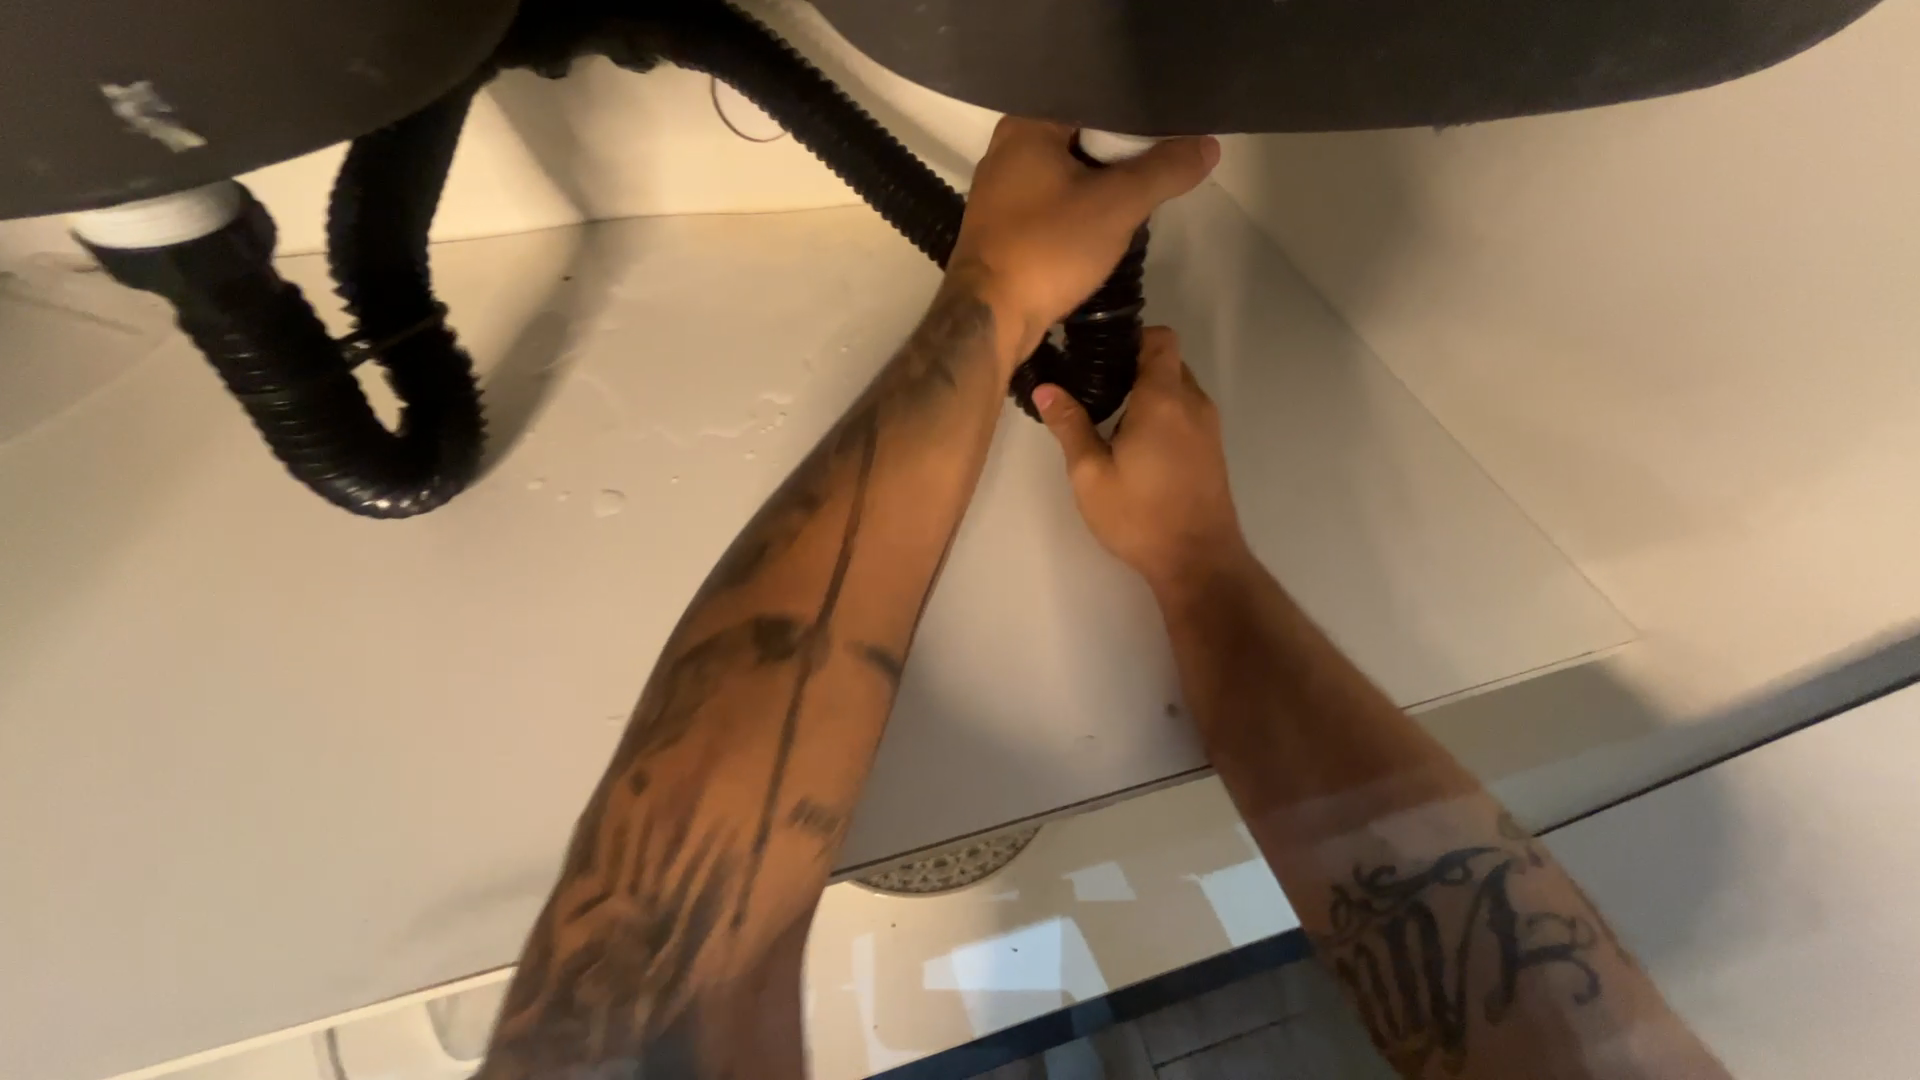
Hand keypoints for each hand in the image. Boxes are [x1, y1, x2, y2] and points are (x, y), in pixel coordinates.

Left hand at [950, 118, 1217, 360]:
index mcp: (1026, 126)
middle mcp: (1005, 152)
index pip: (1094, 99)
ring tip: (1138, 201)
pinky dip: (1077, 217)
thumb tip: (1207, 145)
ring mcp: (999, 196)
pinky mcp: (1001, 234)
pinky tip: (1100, 233)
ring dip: (1100, 191)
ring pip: (1065, 178)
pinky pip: (1050, 211)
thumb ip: (1164, 170)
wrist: (991, 318)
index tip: (1171, 133)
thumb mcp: (1117, 205)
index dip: (1136, 116)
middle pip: (1080, 139)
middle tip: (1160, 169)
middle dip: (1120, 157)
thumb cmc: (1048, 249)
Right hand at [1034, 327, 1251, 598]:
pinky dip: (1163, 414)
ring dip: (1147, 393)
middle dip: (1133, 367)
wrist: (1197, 560)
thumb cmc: (1139, 516)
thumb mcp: (1090, 474)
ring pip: (1178, 388)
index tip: (1098, 355)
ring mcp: (1209, 427)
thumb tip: (1046, 388)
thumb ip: (1070, 426)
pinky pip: (1186, 413)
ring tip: (1109, 419)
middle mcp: (1193, 403)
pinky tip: (1135, 445)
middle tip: (1093, 389)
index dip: (1130, 338)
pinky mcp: (1212, 450)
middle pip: (1167, 362)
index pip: (1159, 339)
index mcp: (1163, 399)